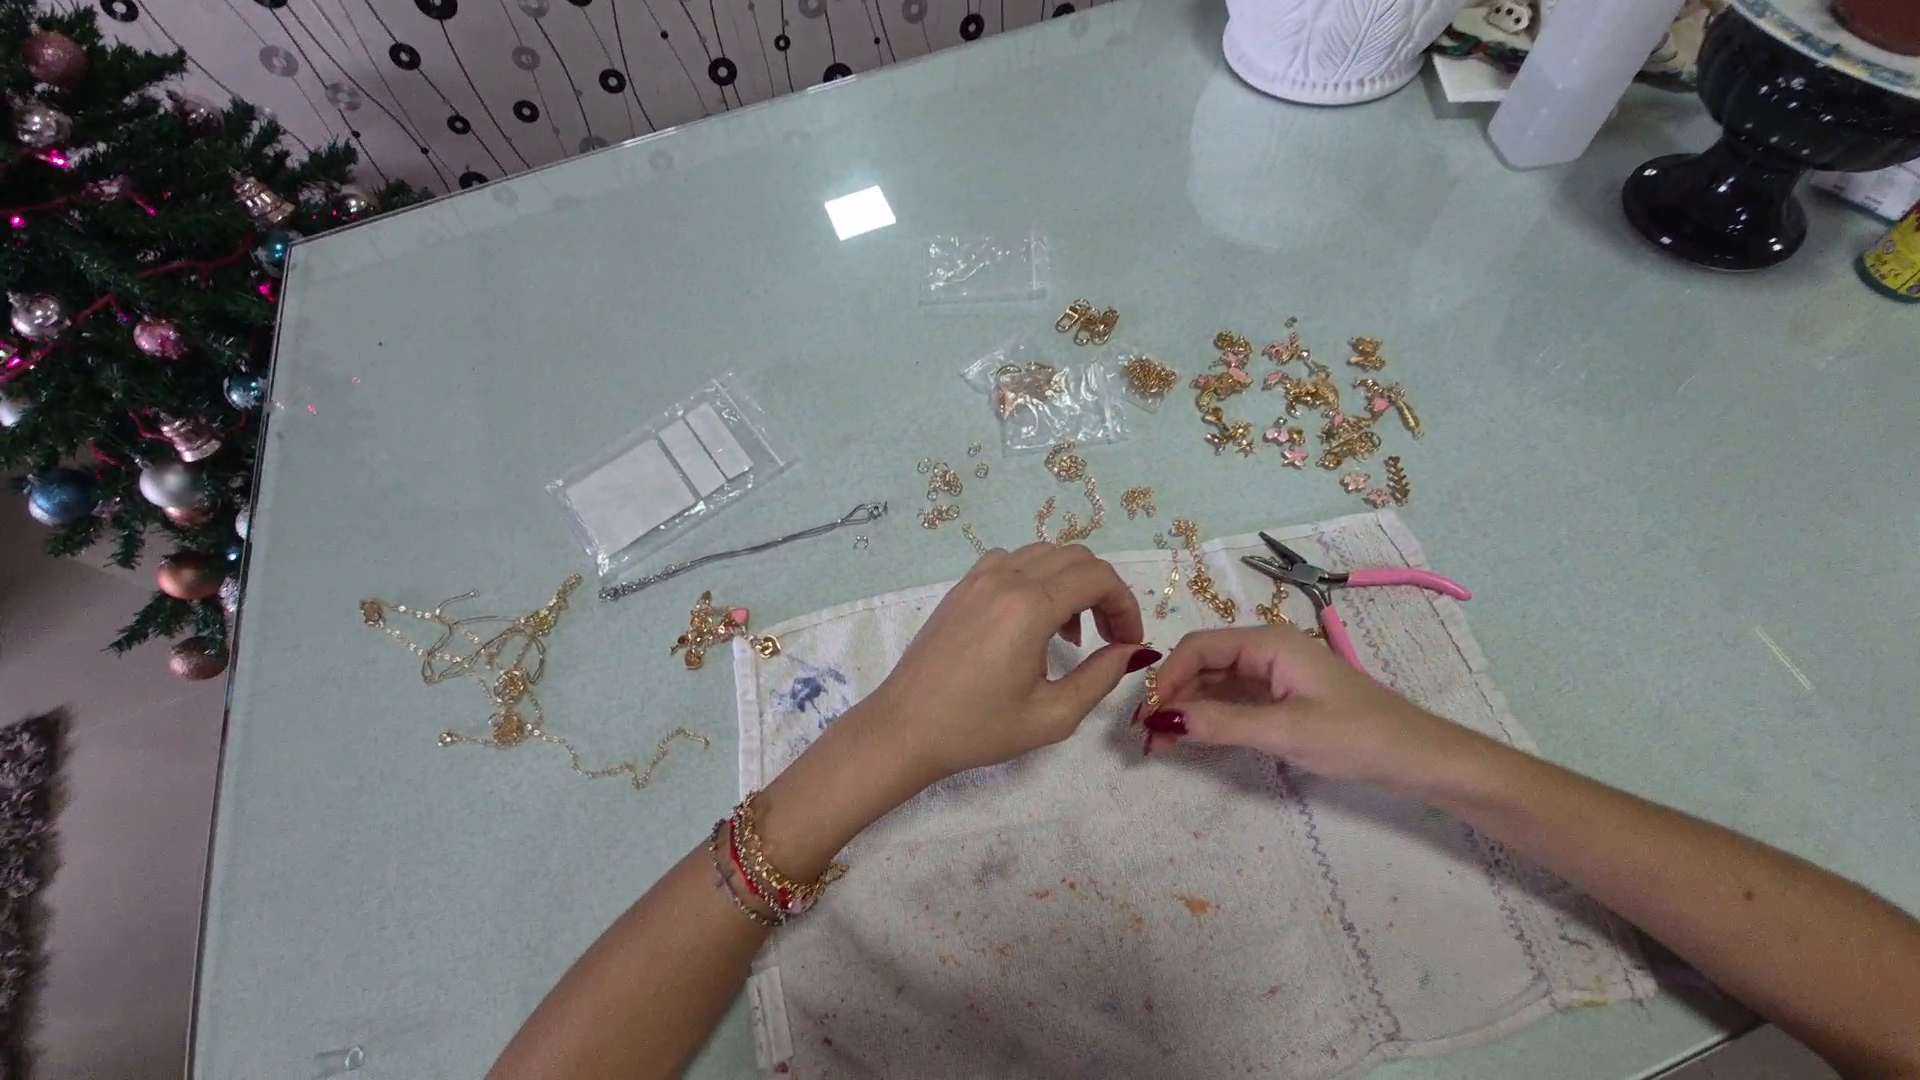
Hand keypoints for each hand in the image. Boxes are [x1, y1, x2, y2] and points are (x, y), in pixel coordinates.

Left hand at [862, 542, 1154, 788]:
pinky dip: (1037, 578)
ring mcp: (978, 577)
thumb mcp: (1052, 716)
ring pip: (1045, 553)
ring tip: (1070, 634)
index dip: (1126, 605)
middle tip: (1107, 638)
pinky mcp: (961, 586)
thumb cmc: (977, 729)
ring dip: (1071, 583)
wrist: (904, 728)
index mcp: (1029, 607)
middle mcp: (1005, 578)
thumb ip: (1101, 677)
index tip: (1129, 642)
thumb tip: (1132, 650)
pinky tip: (1032, 620)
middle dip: (1103, 593)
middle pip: (1076, 557)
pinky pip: (1013, 561)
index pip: (1098, 577)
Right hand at [1139, 625, 1493, 794]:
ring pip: (1214, 682)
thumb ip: (1221, 724)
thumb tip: (1161, 721)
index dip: (1166, 677)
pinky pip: (1232, 699)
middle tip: (1146, 734)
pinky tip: (1192, 737)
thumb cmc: (1357, 737)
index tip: (1144, 714)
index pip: (1198, 647)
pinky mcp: (1281, 697)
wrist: (1422, 760)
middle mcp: (1266, 650)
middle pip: (1202, 663)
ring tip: (1161, 742)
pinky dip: (1208, 716)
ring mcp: (1274, 673)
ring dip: (1186, 708)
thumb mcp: (1285, 732)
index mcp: (1268, 642)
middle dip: (1171, 694)